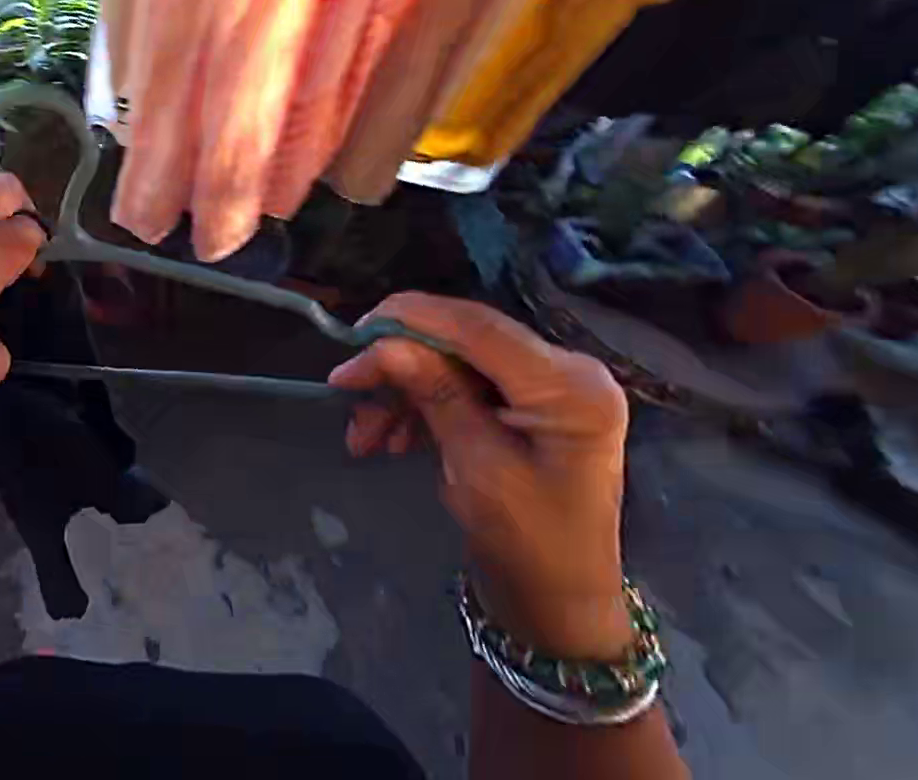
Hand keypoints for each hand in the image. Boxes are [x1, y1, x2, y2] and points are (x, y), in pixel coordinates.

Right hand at [328, 293, 633, 658]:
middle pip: (462, 338)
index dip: (413, 319)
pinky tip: (391, 438)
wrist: (559, 598)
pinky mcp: (523, 396)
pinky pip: (460, 382)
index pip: (480, 327)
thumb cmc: (529, 545)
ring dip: (403, 390)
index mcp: (569, 385)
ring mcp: (544, 381)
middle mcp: (563, 368)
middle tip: (348, 387)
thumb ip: (435, 395)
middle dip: (399, 361)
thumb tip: (385, 344)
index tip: (356, 335)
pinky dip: (420, 404)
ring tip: (364, 437)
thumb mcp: (476, 467)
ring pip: (452, 360)